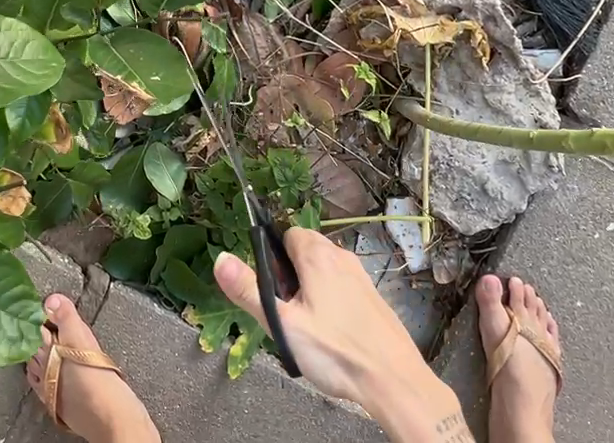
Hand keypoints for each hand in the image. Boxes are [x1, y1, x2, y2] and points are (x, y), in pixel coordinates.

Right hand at [214, 228, 463, 440]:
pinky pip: (342, 286)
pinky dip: (331, 300)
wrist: (394, 381)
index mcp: (317, 256)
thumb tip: (220, 259)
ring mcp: (360, 276)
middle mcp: (340, 257)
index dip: (275, 257)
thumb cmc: (335, 351)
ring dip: (311, 288)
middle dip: (291, 273)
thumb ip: (249, 290)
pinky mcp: (373, 297)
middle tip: (288, 312)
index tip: (274, 289)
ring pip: (325, 269)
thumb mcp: (283, 324)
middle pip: (306, 249)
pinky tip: (332, 334)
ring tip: (308, 327)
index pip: (288, 233)